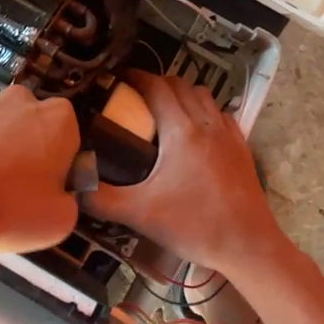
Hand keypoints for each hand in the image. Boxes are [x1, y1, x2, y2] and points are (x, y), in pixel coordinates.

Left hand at [0, 85, 79, 253]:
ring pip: (0, 135)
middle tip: (16, 197)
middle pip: (34, 133)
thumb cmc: (7, 206)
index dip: (59, 172)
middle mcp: (22, 100)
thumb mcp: (59, 221)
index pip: (70, 143)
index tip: (45, 195)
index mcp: (59, 117)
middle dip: (28, 158)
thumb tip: (58, 197)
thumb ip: (69, 203)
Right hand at [81, 72, 285, 274]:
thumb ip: (102, 198)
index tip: (118, 78)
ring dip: (182, 94)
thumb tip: (74, 183)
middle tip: (135, 96)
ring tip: (164, 110)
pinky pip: (221, 115)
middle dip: (157, 83)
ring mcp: (228, 134)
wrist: (248, 246)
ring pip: (204, 96)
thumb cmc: (194, 226)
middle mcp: (207, 123)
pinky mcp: (242, 148)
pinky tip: (196, 132)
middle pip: (181, 85)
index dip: (136, 77)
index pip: (156, 87)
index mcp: (182, 131)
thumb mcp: (140, 215)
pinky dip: (204, 111)